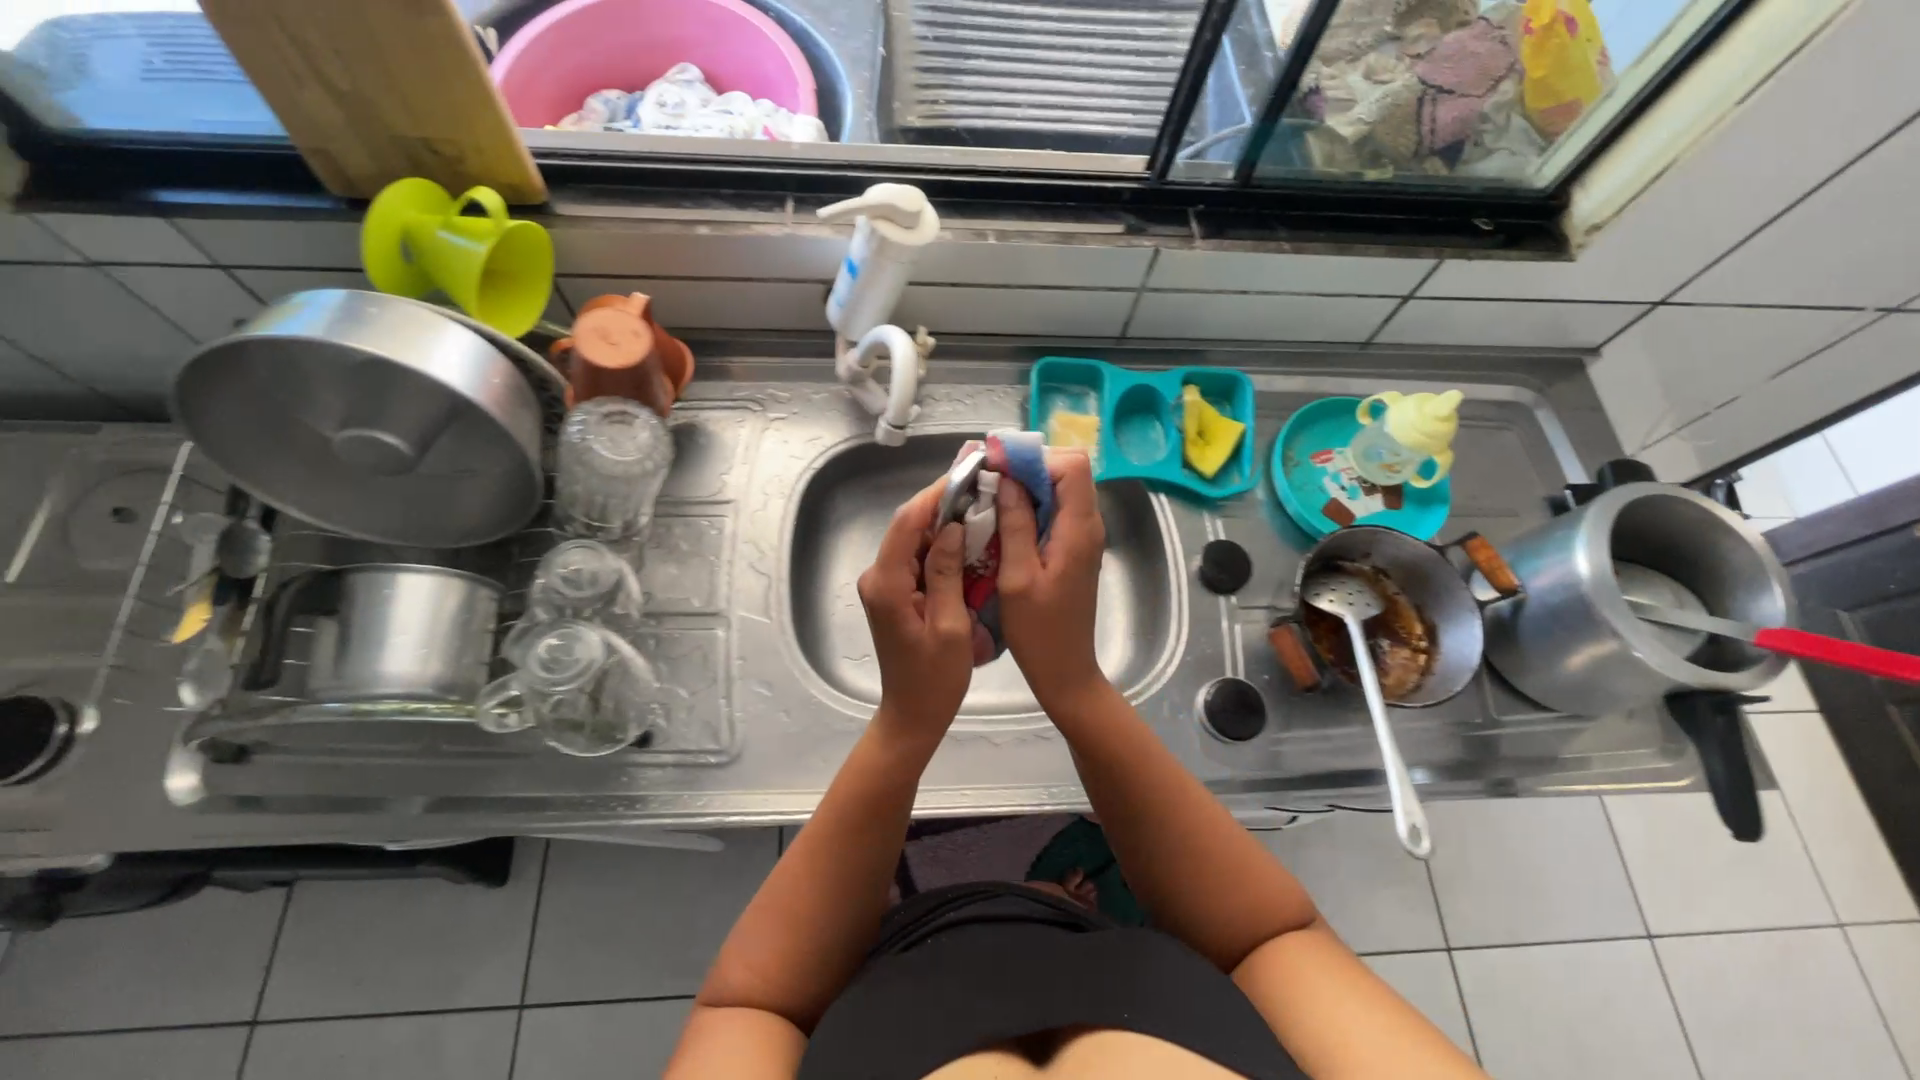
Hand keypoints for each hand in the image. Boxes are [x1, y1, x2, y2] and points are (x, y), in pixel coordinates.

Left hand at [857, 479, 972, 741]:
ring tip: (980, 503)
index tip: (966, 474)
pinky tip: (967, 537)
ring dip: (943, 523)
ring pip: (913, 540)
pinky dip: (939, 545)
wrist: (912, 714)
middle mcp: (877, 578)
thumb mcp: (950, 626)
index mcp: (887, 584)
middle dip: (942, 504)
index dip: (935, 495)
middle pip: (908, 527)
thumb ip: (946, 573)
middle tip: (981, 485)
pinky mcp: (893, 593)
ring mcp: (883, 585)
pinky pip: (916, 558)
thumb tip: (951, 527)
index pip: (906, 523)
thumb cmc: (935, 679)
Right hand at [997, 450, 1107, 709]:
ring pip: (1060, 490)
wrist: (1065, 669)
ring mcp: (1083, 537)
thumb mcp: (1017, 577)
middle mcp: (1088, 526)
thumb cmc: (1039, 630)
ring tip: (988, 497)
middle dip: (1027, 467)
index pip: (1072, 465)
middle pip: (1067, 471)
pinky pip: (1055, 512)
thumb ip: (1015, 525)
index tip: (997, 468)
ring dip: (1026, 487)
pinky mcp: (1073, 549)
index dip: (1036, 458)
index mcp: (1079, 529)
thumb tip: (1007, 480)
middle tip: (988, 481)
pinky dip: (1030, 507)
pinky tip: (1002, 520)